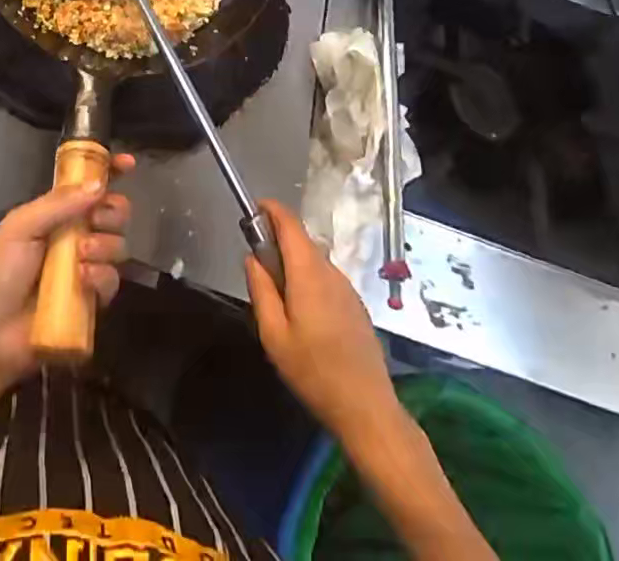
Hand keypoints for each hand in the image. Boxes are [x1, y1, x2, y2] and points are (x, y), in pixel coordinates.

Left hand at [0, 154, 135, 392]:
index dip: (110, 173)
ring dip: (103, 247)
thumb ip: (59, 203)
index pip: (88, 187)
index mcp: (55, 214)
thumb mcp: (21, 226)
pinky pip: (113, 280)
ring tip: (79, 259)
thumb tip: (99, 184)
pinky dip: (101, 276)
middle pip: (113, 213)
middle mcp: (74, 237)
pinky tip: (83, 282)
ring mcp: (86, 268)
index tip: (128, 164)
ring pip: (118, 245)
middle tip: (95, 222)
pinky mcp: (93, 299)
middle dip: (111, 213)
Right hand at [243, 199, 399, 437]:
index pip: (291, 226)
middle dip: (277, 241)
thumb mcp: (273, 334)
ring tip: (275, 294)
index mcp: (309, 275)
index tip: (254, 210)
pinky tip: (299, 311)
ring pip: (314, 261)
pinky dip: (307, 279)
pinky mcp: (355, 306)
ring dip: (292, 263)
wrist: (366, 408)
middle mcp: (331, 274)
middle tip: (255, 263)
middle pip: (302, 242)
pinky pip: (326, 279)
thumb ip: (260, 290)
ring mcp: (347, 290)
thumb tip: (252, 258)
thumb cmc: (313, 371)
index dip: (272, 210)